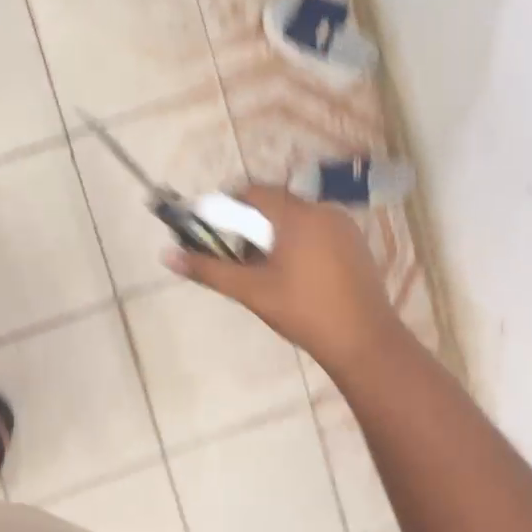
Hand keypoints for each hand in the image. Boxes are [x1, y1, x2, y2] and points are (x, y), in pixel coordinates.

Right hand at [163, 185, 405, 372]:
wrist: (364, 340)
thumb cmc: (303, 310)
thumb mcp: (250, 290)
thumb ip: (208, 269)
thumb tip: (167, 255)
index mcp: (297, 215)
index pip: (252, 191)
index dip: (227, 205)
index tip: (212, 230)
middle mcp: (323, 211)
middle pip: (274, 205)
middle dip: (249, 225)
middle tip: (235, 258)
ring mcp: (344, 227)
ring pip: (296, 220)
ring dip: (273, 236)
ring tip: (261, 271)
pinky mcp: (355, 245)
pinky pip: (316, 232)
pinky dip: (297, 244)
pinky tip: (291, 277)